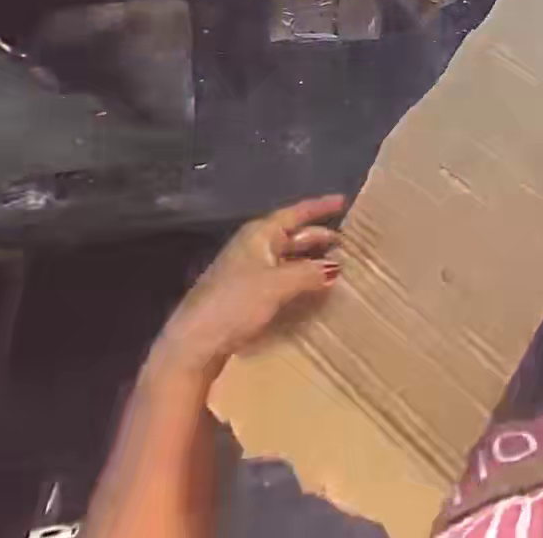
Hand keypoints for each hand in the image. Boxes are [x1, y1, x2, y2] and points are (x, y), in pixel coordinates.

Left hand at [152, 194, 345, 377]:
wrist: (195, 341)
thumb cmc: (235, 302)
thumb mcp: (276, 284)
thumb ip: (307, 273)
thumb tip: (335, 267)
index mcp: (259, 234)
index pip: (295, 213)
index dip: (319, 207)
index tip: (343, 201)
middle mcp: (254, 246)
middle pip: (292, 235)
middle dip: (319, 237)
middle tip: (347, 242)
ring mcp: (249, 270)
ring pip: (288, 258)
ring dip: (310, 260)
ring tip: (337, 265)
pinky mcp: (246, 294)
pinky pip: (282, 277)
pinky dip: (300, 278)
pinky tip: (313, 289)